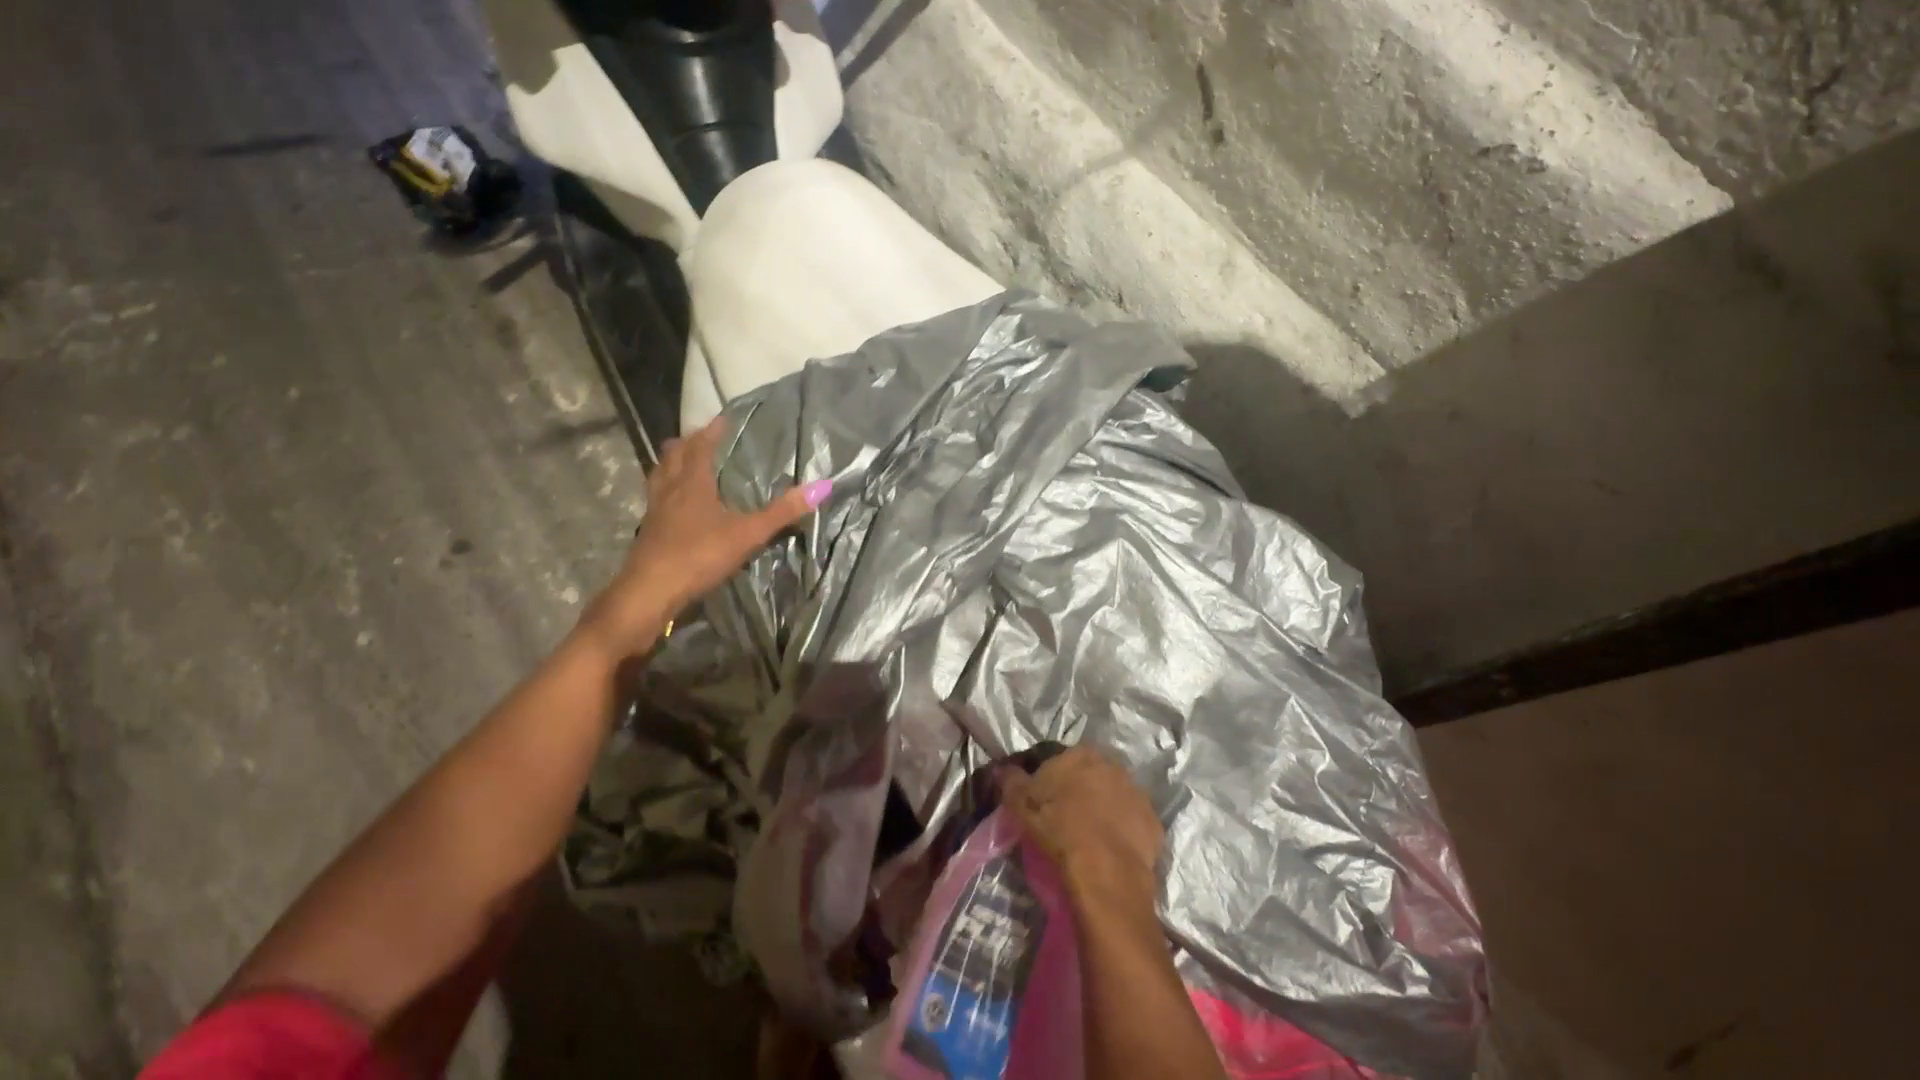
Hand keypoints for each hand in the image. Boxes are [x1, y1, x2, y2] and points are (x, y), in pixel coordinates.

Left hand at [582, 417, 831, 654]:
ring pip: (659, 476)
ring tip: (682, 462)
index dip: (711, 432)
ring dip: (671, 464)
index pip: (700, 447)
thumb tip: (823, 486)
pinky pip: (655, 500)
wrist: (651, 591)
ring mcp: (654, 511)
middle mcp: (669, 489)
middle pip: (673, 456)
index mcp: (692, 482)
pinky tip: (673, 505)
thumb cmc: (699, 555)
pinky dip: (665, 492)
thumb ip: (782, 512)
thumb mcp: (747, 534)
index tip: (723, 420)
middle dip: (687, 443)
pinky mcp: (648, 532)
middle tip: (701, 437)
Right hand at [1001, 746, 1163, 915]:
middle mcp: (1114, 766)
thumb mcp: (1021, 804)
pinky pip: (1132, 823)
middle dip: (1079, 791)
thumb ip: (1011, 780)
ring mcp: (1138, 794)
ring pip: (1114, 798)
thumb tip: (1002, 769)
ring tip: (1088, 836)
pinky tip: (1109, 850)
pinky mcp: (1153, 822)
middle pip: (1091, 776)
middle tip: (1064, 817)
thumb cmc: (1058, 830)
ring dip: (1103, 810)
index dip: (1050, 780)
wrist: (1104, 870)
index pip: (1060, 760)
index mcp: (1081, 755)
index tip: (1042, 799)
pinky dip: (1122, 833)